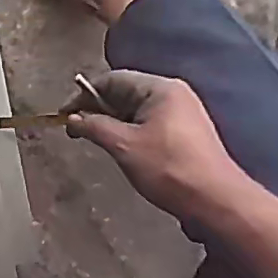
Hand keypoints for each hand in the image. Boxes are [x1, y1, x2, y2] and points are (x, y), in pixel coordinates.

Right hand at [64, 70, 277, 277]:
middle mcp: (173, 93)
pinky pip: (147, 121)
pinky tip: (117, 147)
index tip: (64, 116)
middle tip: (75, 130)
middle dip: (96, 108)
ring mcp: (181, 112)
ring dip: (111, 121)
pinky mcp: (184, 131)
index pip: (112, 79)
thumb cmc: (168, 168)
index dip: (83, 95)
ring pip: (135, 108)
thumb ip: (94, 126)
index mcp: (160, 88)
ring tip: (92, 140)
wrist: (214, 198)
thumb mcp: (123, 146)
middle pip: (125, 91)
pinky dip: (127, 130)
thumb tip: (71, 118)